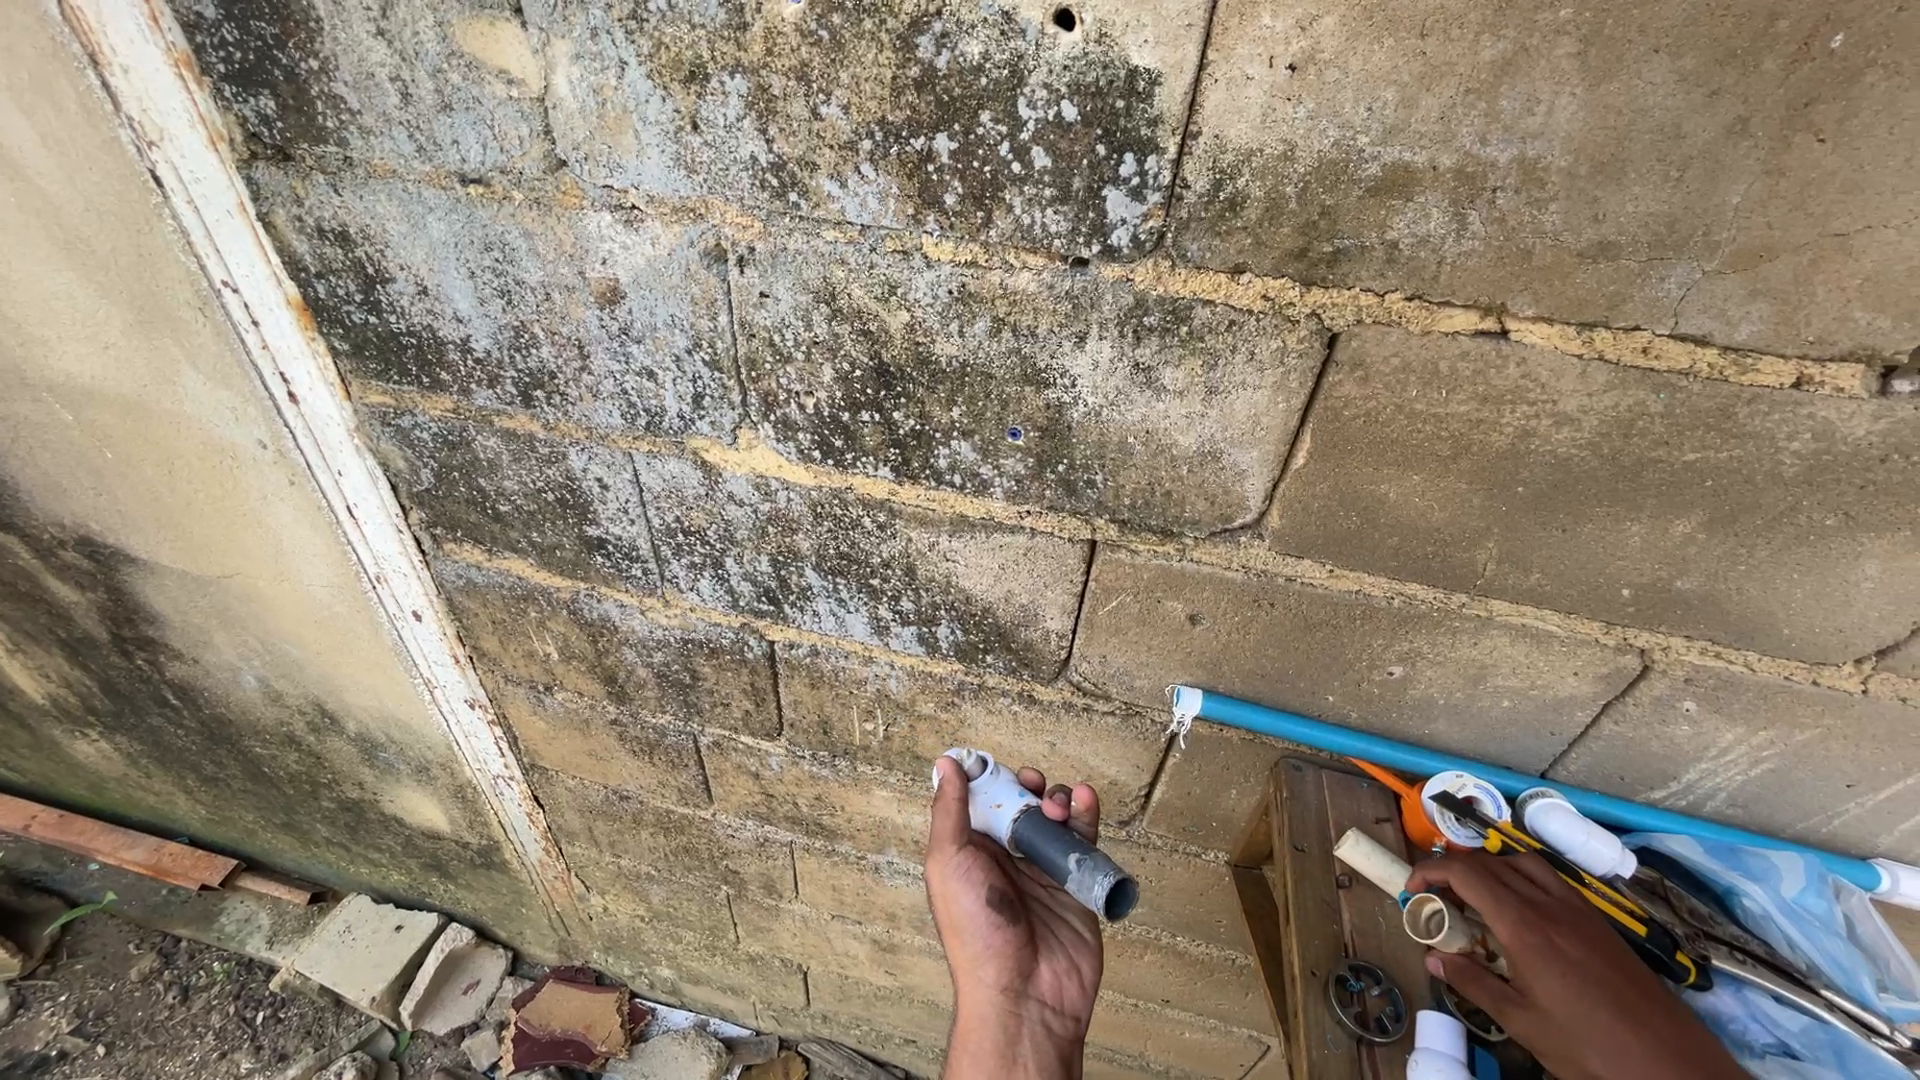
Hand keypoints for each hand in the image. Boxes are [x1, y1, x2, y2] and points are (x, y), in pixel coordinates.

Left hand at [926, 756, 1101, 1079]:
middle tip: (1032, 789)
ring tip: (1057, 808)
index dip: (991, 778)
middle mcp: (1006, 857)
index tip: (998, 766)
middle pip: (1021, 803)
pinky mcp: (1077, 881)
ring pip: (1054, 815)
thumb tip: (946, 763)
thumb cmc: (976, 932)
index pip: (981, 800)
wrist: (1024, 994)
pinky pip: (1083, 839)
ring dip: (1057, 798)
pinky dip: (1086, 813)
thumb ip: (950, 811)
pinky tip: (1084, 800)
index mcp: (971, 851)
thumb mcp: (948, 863)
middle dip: (1028, 786)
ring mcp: (1043, 868)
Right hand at [1409, 852, 1746, 1079]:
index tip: (1413, 890)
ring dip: (1489, 867)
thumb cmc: (1592, 1049)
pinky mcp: (1599, 922)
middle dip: (1453, 870)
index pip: (1465, 873)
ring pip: (1521, 862)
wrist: (1676, 1067)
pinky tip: (1520, 909)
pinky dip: (1521, 877)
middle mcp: (1549, 905)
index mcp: (1524, 926)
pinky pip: (1551, 879)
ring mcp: (1579, 909)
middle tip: (1437, 897)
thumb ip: (1474, 984)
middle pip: (1489, 862)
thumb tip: (1433, 958)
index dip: (1430, 872)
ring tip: (1475, 894)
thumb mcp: (1523, 1024)